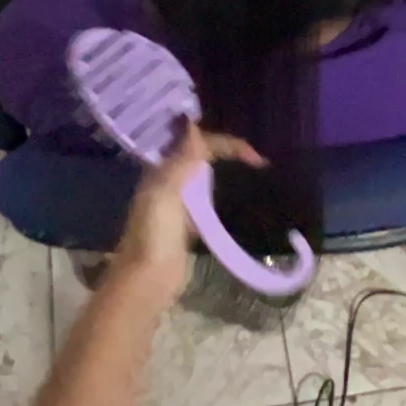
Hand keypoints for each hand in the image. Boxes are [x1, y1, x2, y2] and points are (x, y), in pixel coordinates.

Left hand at [108, 123, 264, 305]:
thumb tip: (193, 125)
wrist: (147, 281)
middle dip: (226, 152)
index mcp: (160, 171)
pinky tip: (238, 197)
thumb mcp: (166, 194)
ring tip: (254, 172)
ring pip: (204, 178)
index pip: (196, 144)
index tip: (255, 156)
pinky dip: (222, 195)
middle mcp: (168, 182)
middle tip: (258, 159)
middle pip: (200, 157)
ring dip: (225, 172)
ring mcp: (177, 204)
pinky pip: (207, 201)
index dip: (225, 144)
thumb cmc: (154, 235)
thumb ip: (181, 161)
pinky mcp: (187, 225)